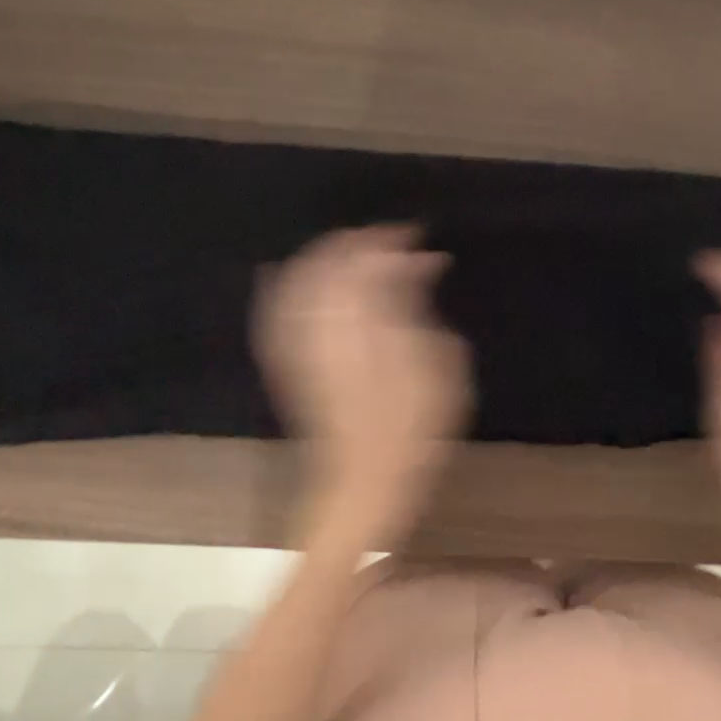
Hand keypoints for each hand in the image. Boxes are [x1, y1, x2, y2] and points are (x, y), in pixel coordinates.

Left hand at [254, 226, 471, 544]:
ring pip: (302, 275)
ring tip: (356, 259)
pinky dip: (292, 286)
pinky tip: (297, 280)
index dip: (395, 240)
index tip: (421, 241)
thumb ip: (421, 306)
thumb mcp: (441, 364)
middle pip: (331, 258)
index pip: (372, 255)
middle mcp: (323, 318)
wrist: (362, 480)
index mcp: (364, 315)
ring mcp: (298, 337)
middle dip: (361, 244)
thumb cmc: (414, 428)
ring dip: (328, 259)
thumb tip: (416, 267)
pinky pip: (279, 307)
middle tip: (392, 246)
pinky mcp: (286, 358)